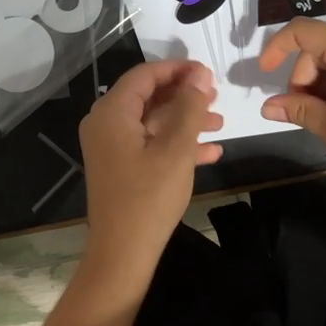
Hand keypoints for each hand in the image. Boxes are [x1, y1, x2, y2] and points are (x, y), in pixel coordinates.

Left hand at [78, 60, 223, 277]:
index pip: (145, 75)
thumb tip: (200, 74)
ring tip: (219, 123)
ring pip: (151, 121)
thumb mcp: (176, 149)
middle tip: (216, 97)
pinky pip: (148, 143)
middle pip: (148, 96)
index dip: (177, 69)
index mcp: (112, 111)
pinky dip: (175, 144)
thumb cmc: (149, 198)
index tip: (208, 72)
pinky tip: (210, 153)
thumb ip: (189, 108)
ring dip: (184, 120)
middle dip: (184, 95)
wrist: (122, 255)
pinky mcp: (119, 166)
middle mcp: (105, 122)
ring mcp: (110, 146)